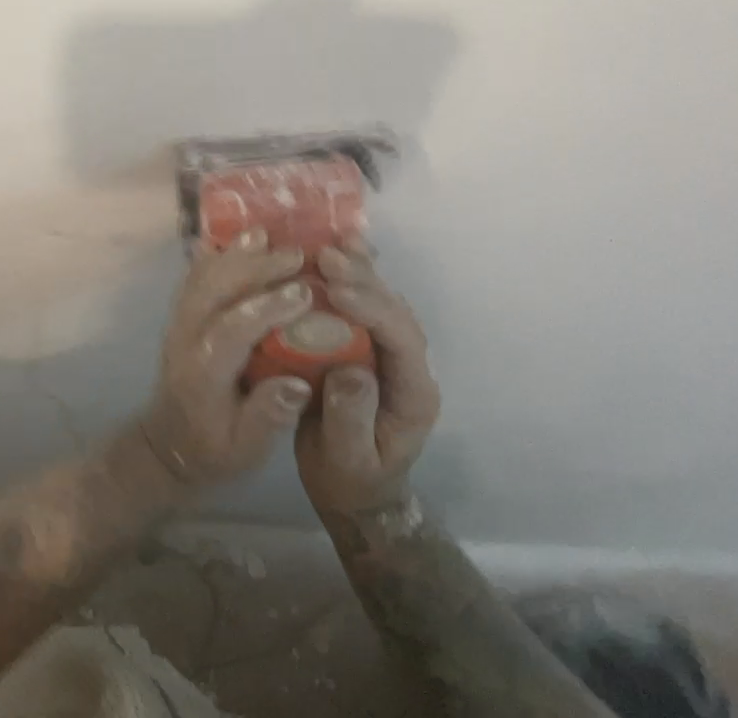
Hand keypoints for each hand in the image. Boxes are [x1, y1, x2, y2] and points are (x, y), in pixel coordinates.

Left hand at [139, 230, 318, 486]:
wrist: (168, 442)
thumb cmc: (214, 449)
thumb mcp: (246, 450)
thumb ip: (268, 416)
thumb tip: (296, 383)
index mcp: (204, 373)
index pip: (231, 331)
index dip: (267, 307)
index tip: (306, 291)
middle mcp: (185, 340)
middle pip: (214, 293)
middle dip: (255, 269)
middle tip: (299, 254)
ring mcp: (178, 324)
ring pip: (201, 279)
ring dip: (234, 255)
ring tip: (271, 235)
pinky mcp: (180, 316)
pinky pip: (194, 279)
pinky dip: (215, 256)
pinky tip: (239, 239)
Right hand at [295, 239, 441, 515]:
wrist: (353, 493)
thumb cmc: (350, 479)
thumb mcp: (348, 458)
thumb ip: (352, 418)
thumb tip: (349, 371)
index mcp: (413, 392)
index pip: (401, 340)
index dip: (372, 310)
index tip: (336, 289)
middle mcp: (407, 366)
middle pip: (394, 313)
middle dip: (364, 281)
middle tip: (327, 254)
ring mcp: (387, 357)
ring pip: (380, 305)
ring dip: (357, 273)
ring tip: (328, 243)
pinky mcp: (363, 351)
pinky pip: (359, 311)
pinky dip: (345, 282)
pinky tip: (324, 259)